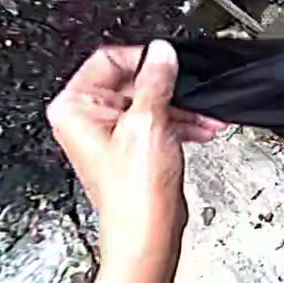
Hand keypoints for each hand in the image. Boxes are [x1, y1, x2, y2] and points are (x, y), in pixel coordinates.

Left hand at [46, 41, 226, 271]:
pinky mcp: (133, 147)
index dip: (144, 60)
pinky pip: (159, 121)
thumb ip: (156, 82)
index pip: (108, 61)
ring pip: (152, 102)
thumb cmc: (135, 189)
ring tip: (207, 118)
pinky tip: (203, 129)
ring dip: (183, 108)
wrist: (147, 230)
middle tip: (195, 95)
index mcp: (76, 107)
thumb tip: (161, 52)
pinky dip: (182, 123)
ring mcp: (112, 134)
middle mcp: (88, 118)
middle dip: (171, 89)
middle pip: (135, 82)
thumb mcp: (148, 123)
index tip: (171, 64)